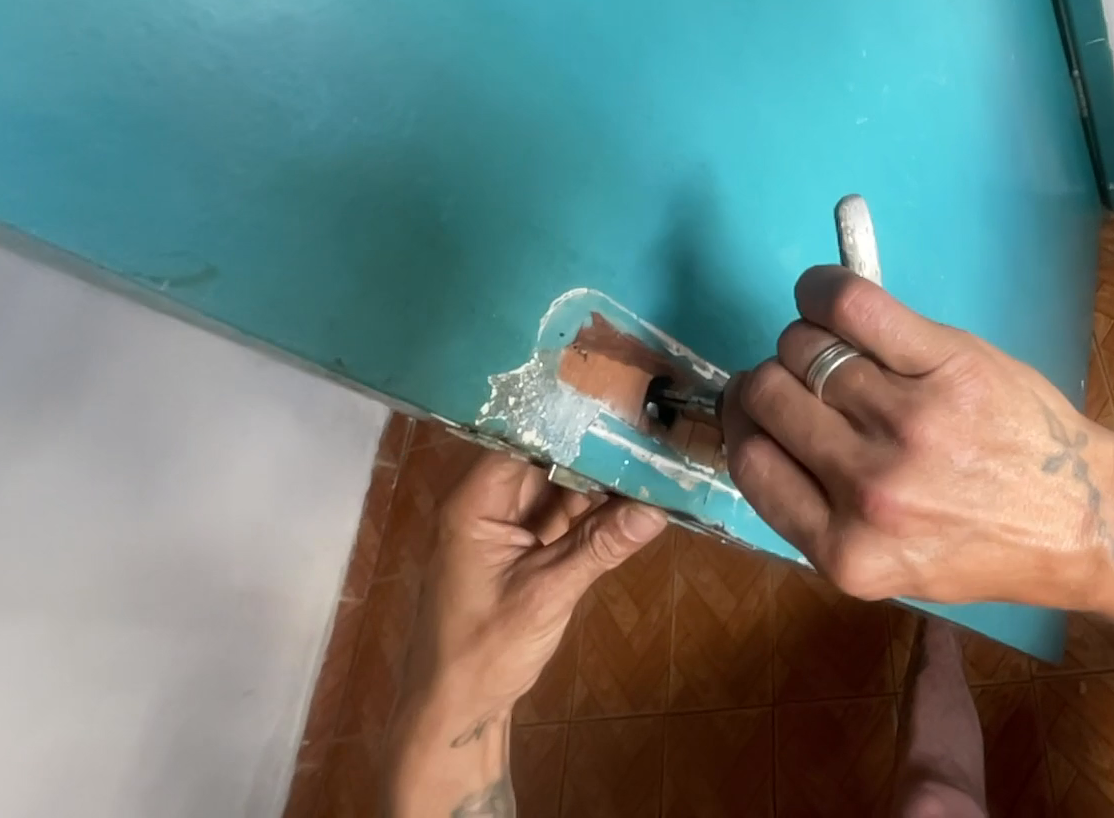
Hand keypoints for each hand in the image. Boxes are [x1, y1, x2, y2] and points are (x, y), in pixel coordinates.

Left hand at [389, 451, 666, 816]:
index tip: (619, 401)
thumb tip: (658, 508)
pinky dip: (601, 508)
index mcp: (475, 502)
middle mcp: (492, 502)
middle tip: (651, 424)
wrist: (455, 713)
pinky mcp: (533, 543)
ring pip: (565, 483)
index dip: (569, 420)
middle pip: (549, 458)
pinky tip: (640, 491)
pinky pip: (571, 512)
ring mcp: (514, 523)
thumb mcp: (546, 595)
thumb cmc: (483, 652)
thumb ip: (601, 546)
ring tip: (655, 451)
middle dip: (596, 446)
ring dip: (605, 477)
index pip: (523, 440)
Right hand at [722, 266, 1113, 613]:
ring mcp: (909, 422)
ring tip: (836, 349)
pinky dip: (824, 289)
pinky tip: (825, 294)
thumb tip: (753, 418)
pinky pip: (851, 305)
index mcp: (843, 552)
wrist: (1084, 520)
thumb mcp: (886, 561)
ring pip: (803, 346)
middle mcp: (867, 490)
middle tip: (803, 378)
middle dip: (773, 377)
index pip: (749, 458)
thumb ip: (815, 507)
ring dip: (806, 339)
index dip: (744, 420)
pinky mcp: (947, 364)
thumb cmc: (983, 543)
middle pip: (768, 392)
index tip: (757, 406)